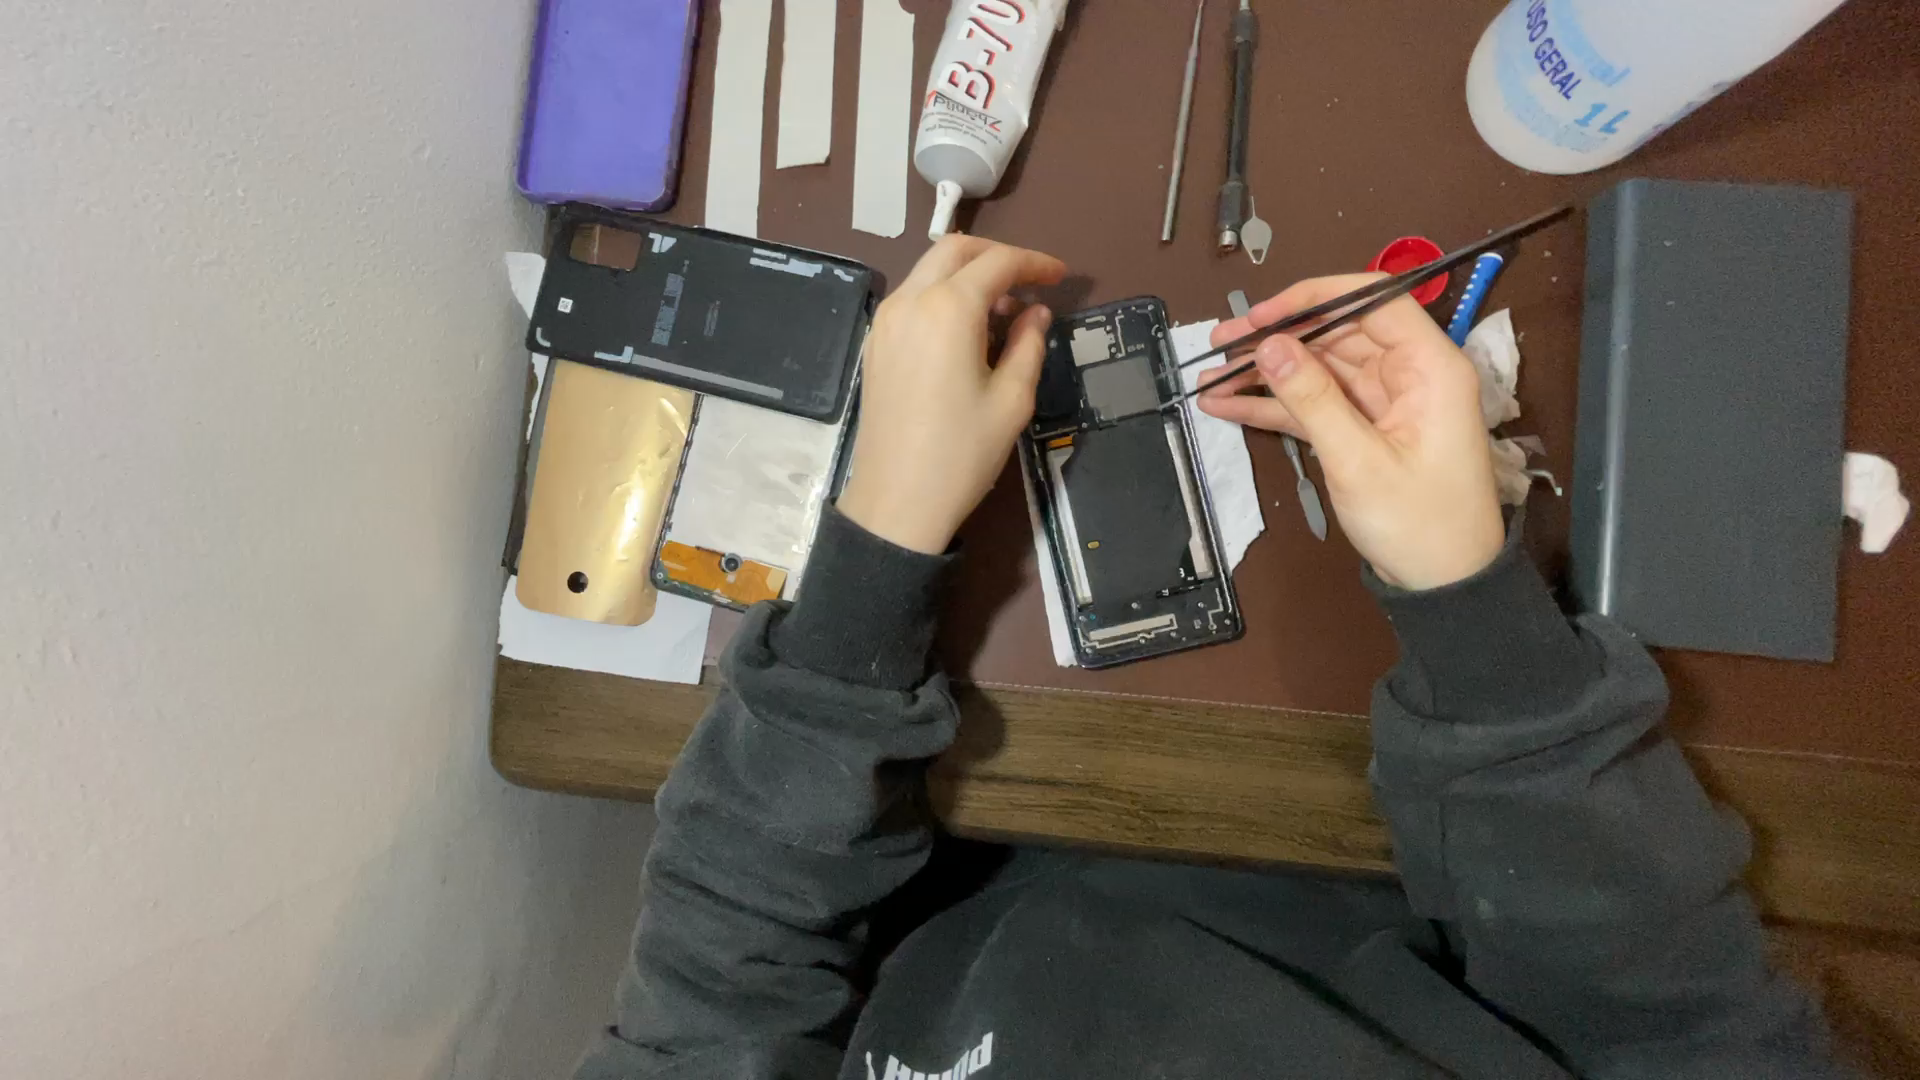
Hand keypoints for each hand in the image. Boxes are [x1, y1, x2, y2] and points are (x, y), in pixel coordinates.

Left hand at [837, 236, 1066, 553]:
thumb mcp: (1011, 401)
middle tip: (1029, 284)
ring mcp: (884, 322)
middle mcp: (909, 302)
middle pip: (954, 252)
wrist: (897, 502)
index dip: (1034, 263)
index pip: (997, 264)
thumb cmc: (962, 454)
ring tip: (1001, 314)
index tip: (1060, 276)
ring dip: (967, 278)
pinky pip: (911, 300)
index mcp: (947, 309)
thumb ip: (1029, 345)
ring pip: (928, 272)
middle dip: (996, 258)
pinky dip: (941, 298)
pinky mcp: (874, 345)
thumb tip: (1036, 313)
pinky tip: (965, 334)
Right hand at [1197, 274, 1502, 589]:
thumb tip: (1269, 346)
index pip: (1373, 302)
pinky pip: (1309, 407)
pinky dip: (1270, 407)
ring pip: (1314, 372)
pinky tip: (1225, 406)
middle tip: (1217, 345)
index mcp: (1427, 367)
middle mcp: (1404, 374)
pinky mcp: (1357, 429)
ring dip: (1262, 375)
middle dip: (1274, 339)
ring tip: (1209, 377)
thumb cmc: (1417, 521)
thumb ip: (1312, 400)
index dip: (1313, 300)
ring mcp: (1378, 403)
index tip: (1260, 317)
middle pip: (1333, 336)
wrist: (1442, 580)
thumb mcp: (1358, 460)